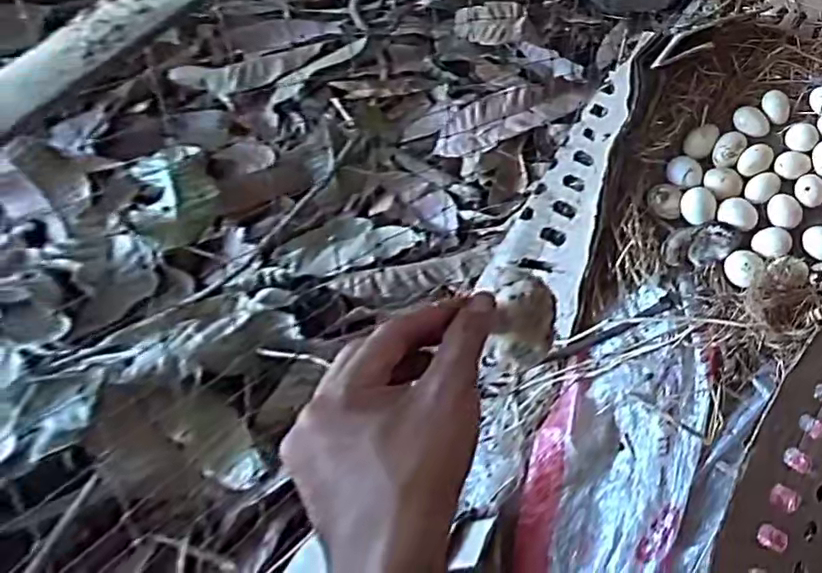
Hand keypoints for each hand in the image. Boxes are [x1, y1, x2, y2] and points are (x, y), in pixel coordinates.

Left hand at [282, 295, 496, 572]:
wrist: (395, 548)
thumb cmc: (421, 468)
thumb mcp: (452, 391)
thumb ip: (464, 339)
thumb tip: (480, 303)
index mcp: (335, 397)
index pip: (390, 333)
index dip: (437, 313)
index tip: (474, 306)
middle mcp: (311, 420)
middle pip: (369, 357)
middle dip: (419, 338)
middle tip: (461, 329)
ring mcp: (311, 450)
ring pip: (363, 388)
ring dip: (406, 368)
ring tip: (447, 367)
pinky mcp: (323, 473)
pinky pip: (358, 417)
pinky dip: (392, 398)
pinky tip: (422, 407)